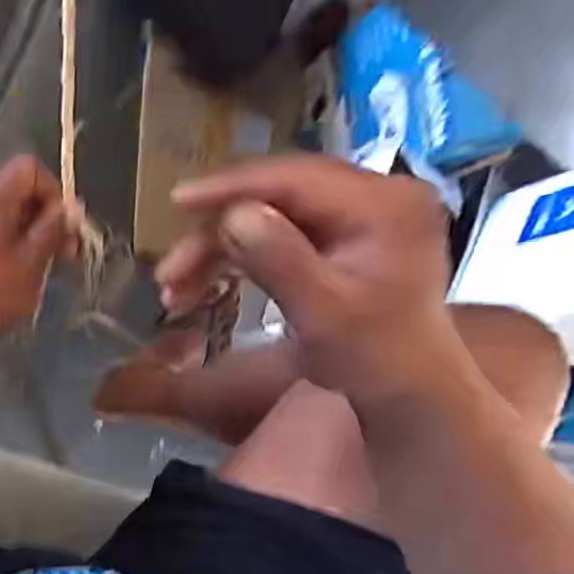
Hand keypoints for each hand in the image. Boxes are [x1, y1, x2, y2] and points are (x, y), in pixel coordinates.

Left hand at [0, 155, 71, 366]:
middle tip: (67, 252)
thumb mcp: (30, 261)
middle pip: (23, 191)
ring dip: (37, 235)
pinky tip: (26, 274)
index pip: (30, 168)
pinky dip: (19, 247)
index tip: (65, 226)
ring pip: (13, 216)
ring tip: (49, 266)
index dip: (54, 191)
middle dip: (50, 216)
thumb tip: (73, 207)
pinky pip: (0, 235)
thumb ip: (53, 229)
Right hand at [158, 156, 462, 405]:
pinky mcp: (338, 240)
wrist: (405, 393)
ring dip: (217, 252)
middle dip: (214, 233)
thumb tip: (232, 214)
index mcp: (383, 205)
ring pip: (268, 219)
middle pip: (276, 197)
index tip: (177, 200)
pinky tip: (199, 287)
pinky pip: (277, 238)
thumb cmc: (370, 360)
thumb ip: (279, 259)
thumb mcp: (321, 313)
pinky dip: (236, 261)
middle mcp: (375, 197)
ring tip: (174, 291)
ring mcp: (357, 218)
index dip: (232, 188)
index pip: (296, 179)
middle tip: (167, 273)